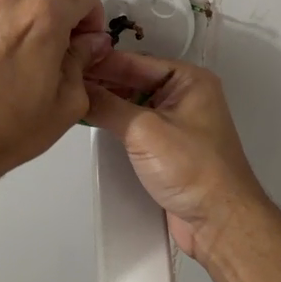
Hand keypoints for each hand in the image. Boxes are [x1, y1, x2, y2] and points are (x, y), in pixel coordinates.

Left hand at [0, 0, 111, 198]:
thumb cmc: (7, 128)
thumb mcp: (65, 103)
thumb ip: (83, 62)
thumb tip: (90, 44)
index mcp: (43, 15)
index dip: (94, 18)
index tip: (89, 43)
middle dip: (69, 4)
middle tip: (68, 40)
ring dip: (39, 2)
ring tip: (37, 42)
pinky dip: (11, 10)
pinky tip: (8, 46)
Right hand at [82, 52, 271, 263]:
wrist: (220, 221)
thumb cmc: (192, 169)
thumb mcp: (144, 131)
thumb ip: (107, 106)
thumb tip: (75, 88)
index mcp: (188, 79)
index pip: (135, 61)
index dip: (100, 61)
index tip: (65, 60)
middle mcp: (184, 95)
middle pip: (133, 79)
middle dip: (100, 81)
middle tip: (60, 81)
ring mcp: (177, 121)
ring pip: (132, 102)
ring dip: (106, 101)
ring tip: (69, 98)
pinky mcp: (169, 146)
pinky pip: (136, 124)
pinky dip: (115, 121)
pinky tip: (90, 120)